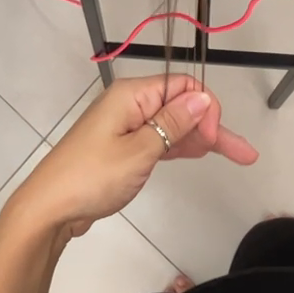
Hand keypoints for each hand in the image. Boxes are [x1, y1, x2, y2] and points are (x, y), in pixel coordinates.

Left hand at [6, 75, 256, 237]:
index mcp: (131, 95)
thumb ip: (173, 124)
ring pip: (172, 124)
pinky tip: (200, 153)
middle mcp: (130, 104)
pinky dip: (180, 146)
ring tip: (236, 155)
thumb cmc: (93, 176)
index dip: (203, 107)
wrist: (50, 207)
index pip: (181, 85)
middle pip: (180, 105)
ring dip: (200, 137)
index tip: (212, 140)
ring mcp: (126, 126)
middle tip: (243, 154)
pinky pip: (159, 138)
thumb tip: (201, 97)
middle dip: (211, 125)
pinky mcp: (123, 147)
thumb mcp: (139, 151)